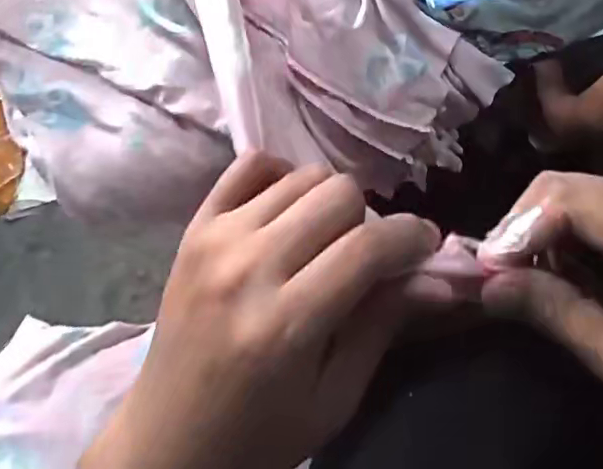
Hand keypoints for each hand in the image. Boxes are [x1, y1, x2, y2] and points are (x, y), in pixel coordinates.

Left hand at [81, 153, 440, 468]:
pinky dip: (280, 175)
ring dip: (329, 201)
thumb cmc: (258, 435)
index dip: (410, 235)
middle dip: (368, 220)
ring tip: (324, 238)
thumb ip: (384, 325)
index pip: (368, 246)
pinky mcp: (195, 226)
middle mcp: (248, 269)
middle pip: (340, 194)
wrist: (162, 448)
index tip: (425, 242)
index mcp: (285, 325)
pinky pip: (251, 163)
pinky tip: (286, 212)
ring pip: (305, 174)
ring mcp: (216, 240)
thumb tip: (440, 280)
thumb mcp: (334, 399)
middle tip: (365, 253)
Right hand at [478, 173, 602, 468]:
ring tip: (521, 281)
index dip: (515, 230)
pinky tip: (559, 275)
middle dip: (521, 226)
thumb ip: (553, 310)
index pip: (561, 198)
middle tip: (495, 278)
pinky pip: (595, 209)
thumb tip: (487, 283)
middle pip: (563, 186)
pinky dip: (566, 235)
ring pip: (575, 194)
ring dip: (540, 231)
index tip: (484, 275)